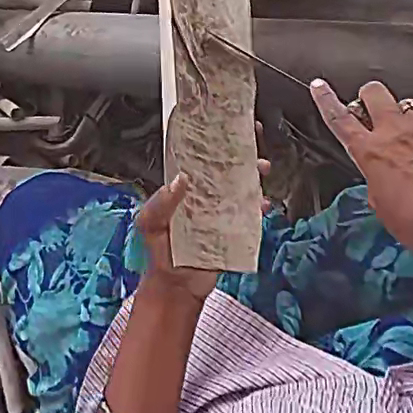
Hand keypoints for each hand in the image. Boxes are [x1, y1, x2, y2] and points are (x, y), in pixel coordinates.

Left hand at [135, 137, 271, 303]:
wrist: (175, 286)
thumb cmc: (160, 250)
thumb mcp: (149, 223)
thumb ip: (161, 203)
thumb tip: (180, 180)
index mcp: (188, 189)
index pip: (203, 161)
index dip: (215, 144)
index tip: (228, 127)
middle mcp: (208, 197)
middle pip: (230, 170)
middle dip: (244, 155)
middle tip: (253, 145)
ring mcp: (224, 213)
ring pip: (244, 188)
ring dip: (255, 176)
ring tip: (261, 169)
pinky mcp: (236, 231)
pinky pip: (252, 215)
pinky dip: (260, 207)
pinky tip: (263, 203)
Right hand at [309, 78, 412, 265]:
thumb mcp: (384, 207)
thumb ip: (377, 178)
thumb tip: (382, 171)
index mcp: (370, 152)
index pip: (339, 118)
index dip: (326, 100)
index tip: (318, 85)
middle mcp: (396, 132)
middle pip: (375, 93)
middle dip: (371, 98)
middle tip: (377, 113)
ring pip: (411, 108)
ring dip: (410, 122)